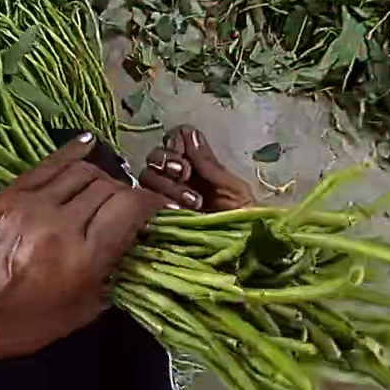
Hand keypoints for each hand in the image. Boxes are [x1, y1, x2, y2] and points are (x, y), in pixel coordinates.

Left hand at [0, 133, 166, 365]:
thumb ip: (117, 266)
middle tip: (131, 207)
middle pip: (109, 188)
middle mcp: (59, 225)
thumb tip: (138, 234)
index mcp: (82, 258)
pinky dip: (74, 155)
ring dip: (103, 178)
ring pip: (83, 172)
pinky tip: (90, 147)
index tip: (159, 208)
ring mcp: (31, 205)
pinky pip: (50, 164)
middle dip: (128, 195)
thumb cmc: (33, 322)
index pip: (129, 208)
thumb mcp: (88, 306)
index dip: (152, 203)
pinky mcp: (10, 195)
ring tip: (107, 191)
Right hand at [138, 126, 256, 211]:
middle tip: (186, 175)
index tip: (189, 157)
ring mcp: (162, 200)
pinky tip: (175, 212)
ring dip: (167, 185)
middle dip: (168, 163)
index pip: (172, 141)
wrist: (247, 256)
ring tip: (192, 203)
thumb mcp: (233, 189)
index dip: (175, 144)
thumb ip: (208, 164)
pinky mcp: (153, 221)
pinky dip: (156, 203)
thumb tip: (188, 133)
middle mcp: (176, 181)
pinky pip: (142, 204)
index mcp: (196, 168)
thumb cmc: (245, 222)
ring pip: (146, 178)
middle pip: (154, 158)